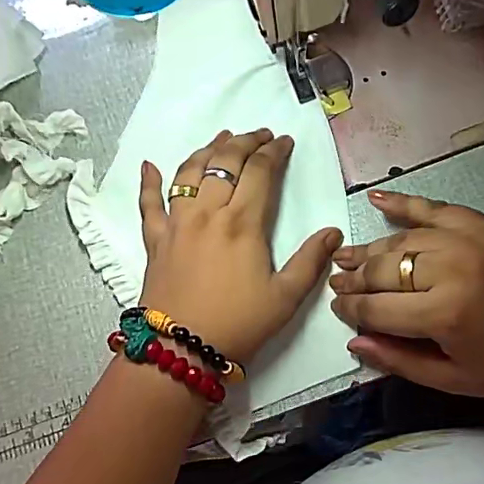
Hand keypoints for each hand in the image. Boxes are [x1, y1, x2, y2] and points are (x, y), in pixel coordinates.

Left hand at [138, 130, 342, 361]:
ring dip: (207, 150)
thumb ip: (311, 261)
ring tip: (221, 139)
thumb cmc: (239, 323)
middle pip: (224, 162)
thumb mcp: (286, 297)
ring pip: (189, 172)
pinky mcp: (155, 240)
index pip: (260, 172)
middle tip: (260, 135)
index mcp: (243, 223)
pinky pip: (149, 204)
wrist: (181, 348)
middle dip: (245, 142)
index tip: (285, 142)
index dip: (274, 152)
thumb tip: (334, 233)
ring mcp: (177, 223)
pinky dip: (149, 182)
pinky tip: (149, 165)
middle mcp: (208, 213)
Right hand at [328, 191, 483, 396]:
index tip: (337, 309)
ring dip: (372, 249)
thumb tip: (354, 340)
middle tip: (337, 284)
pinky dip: (405, 203)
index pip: (377, 309)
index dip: (351, 310)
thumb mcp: (456, 380)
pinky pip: (435, 208)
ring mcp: (469, 239)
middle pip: (384, 270)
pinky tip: (377, 199)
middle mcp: (451, 269)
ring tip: (347, 256)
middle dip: (355, 280)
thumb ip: (400, 361)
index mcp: (445, 314)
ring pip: (403, 240)